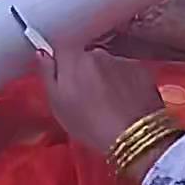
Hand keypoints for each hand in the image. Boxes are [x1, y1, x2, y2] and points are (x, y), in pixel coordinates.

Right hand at [39, 46, 161, 156]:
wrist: (135, 137)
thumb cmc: (91, 124)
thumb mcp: (57, 104)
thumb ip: (47, 74)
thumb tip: (42, 54)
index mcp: (72, 58)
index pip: (60, 47)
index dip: (60, 62)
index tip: (62, 78)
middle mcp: (97, 53)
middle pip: (84, 56)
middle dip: (83, 72)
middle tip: (85, 98)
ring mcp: (120, 60)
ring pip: (106, 65)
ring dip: (104, 78)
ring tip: (107, 105)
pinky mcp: (141, 70)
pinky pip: (125, 72)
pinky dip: (124, 83)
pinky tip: (124, 103)